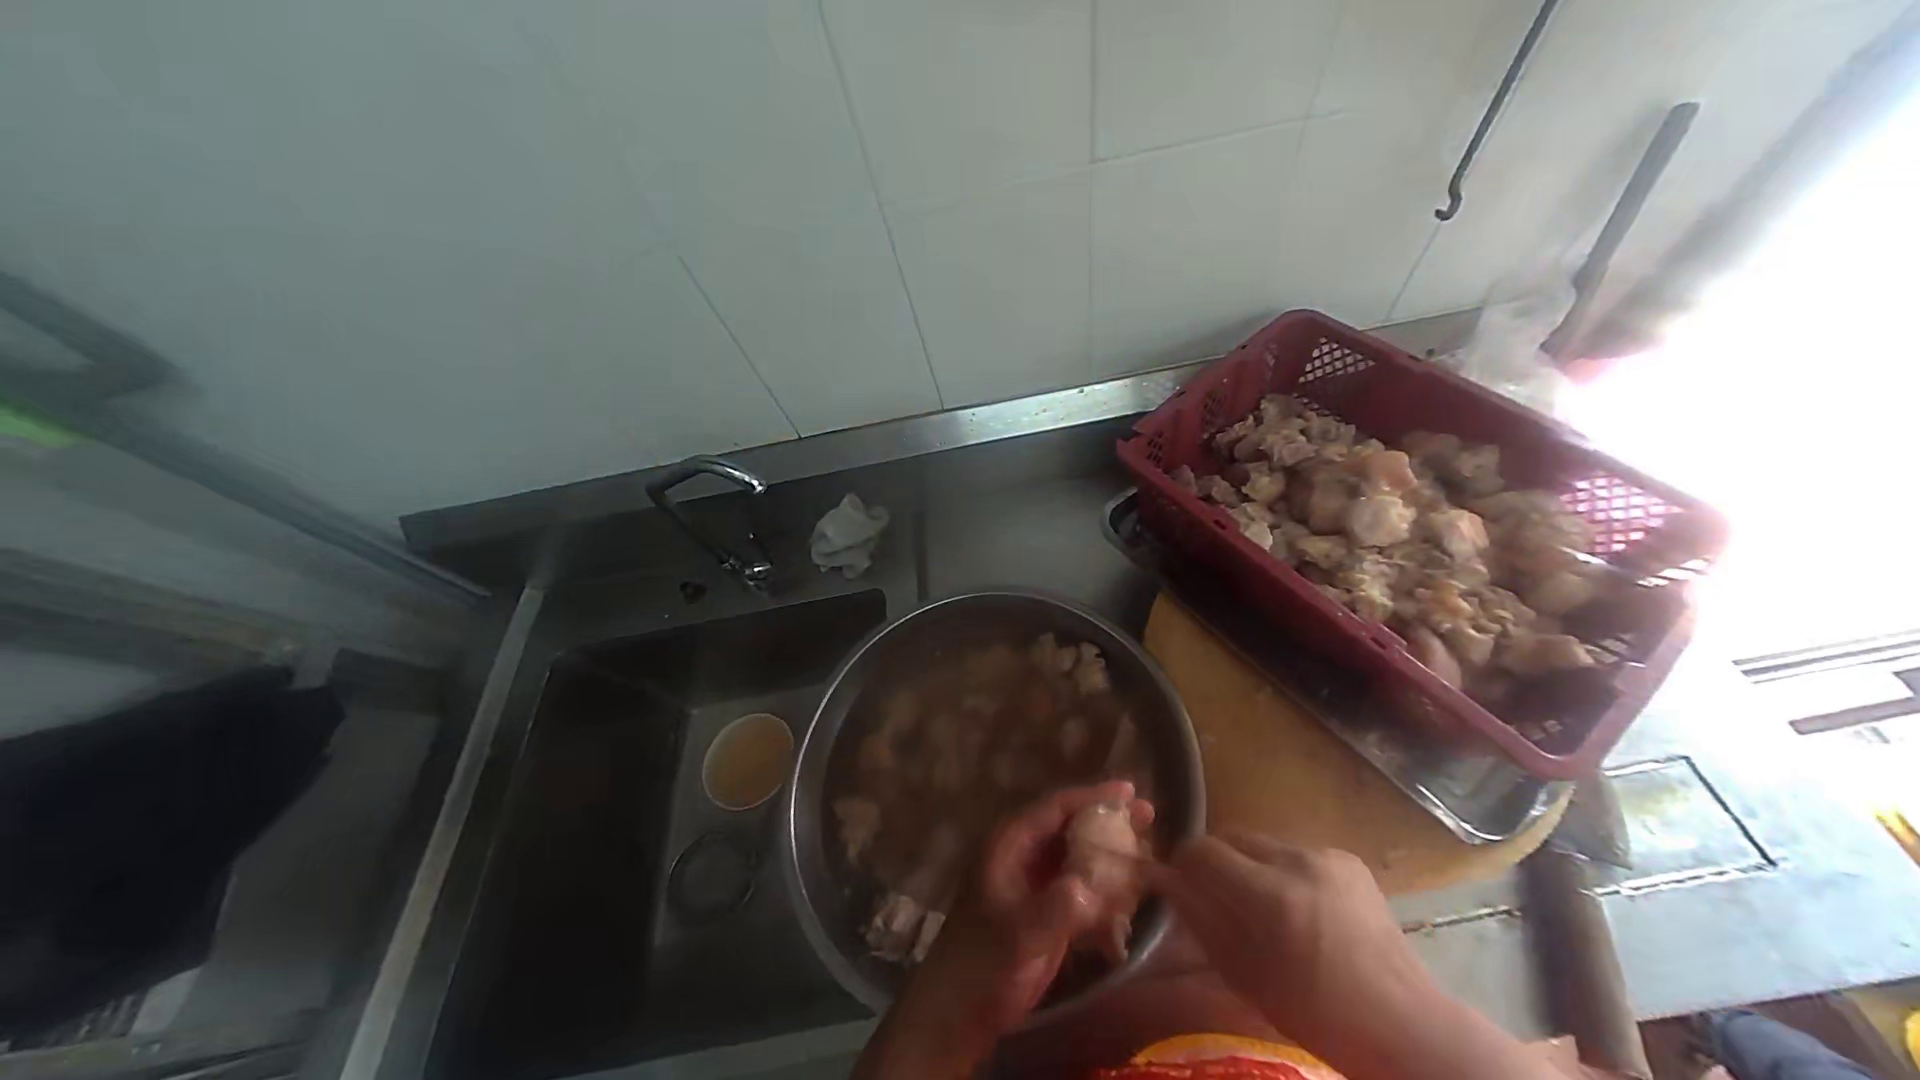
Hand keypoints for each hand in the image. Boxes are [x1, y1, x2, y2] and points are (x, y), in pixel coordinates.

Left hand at [944, 780, 1154, 1027]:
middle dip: (1108, 820)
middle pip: (1071, 827)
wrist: (960, 1013)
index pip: (1054, 809)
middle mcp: (1024, 857)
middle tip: (1148, 814)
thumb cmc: (980, 965)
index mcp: (1009, 846)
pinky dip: (1106, 891)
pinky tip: (1132, 899)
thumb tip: (1089, 888)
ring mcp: (1037, 884)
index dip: (1091, 796)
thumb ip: (1051, 911)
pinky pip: (1082, 888)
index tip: (1128, 789)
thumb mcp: (1016, 937)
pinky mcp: (1049, 912)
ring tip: (1149, 853)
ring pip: (1079, 856)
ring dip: (1111, 855)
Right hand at [1150, 834, 1553, 1079]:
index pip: (1203, 850)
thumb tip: (1165, 878)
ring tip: (1260, 907)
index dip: (1183, 864)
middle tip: (1216, 897)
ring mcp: (1326, 855)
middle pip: (1231, 837)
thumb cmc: (1315, 1012)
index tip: (1180, 885)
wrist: (1403, 1025)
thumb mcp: (1242, 971)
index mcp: (1270, 894)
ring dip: (1248, 865)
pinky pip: (1294, 853)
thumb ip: (1198, 916)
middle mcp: (1296, 860)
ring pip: (1261, 843)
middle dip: (1216, 862)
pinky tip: (1297, 907)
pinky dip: (1282, 871)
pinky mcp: (1346, 859)